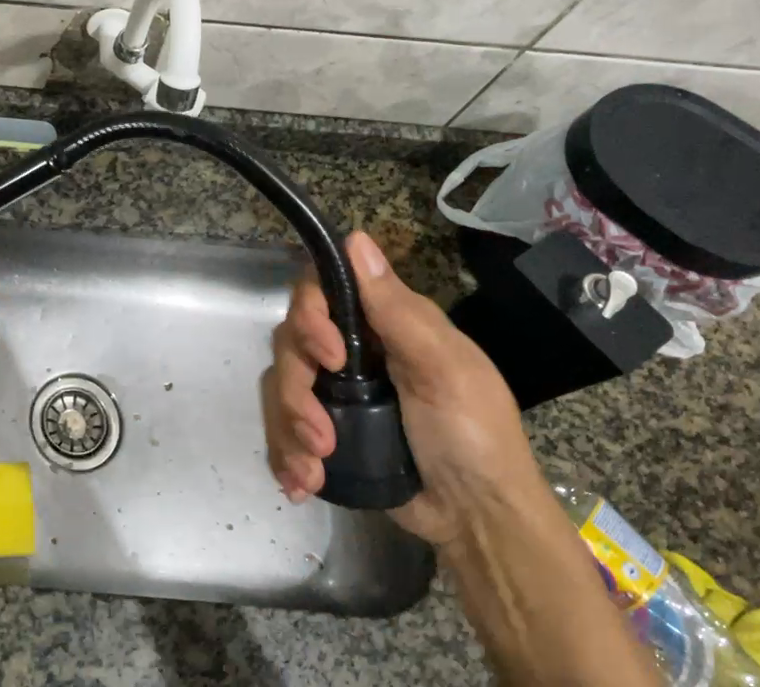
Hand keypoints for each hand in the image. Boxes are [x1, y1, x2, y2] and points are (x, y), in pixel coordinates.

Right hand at [263, 231, 546, 546]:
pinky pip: (282, 431)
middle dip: (296, 393)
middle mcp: (352, 353)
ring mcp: (336, 396)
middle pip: (290, 346)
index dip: (310, 318)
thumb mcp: (445, 370)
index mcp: (383, 327)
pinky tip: (300, 485)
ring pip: (280, 389)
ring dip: (288, 431)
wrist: (479, 522)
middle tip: (321, 436)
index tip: (331, 357)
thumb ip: (397, 310)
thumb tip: (356, 239)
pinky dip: (285, 457)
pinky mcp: (325, 435)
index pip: (320, 294)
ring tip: (314, 471)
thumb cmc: (474, 437)